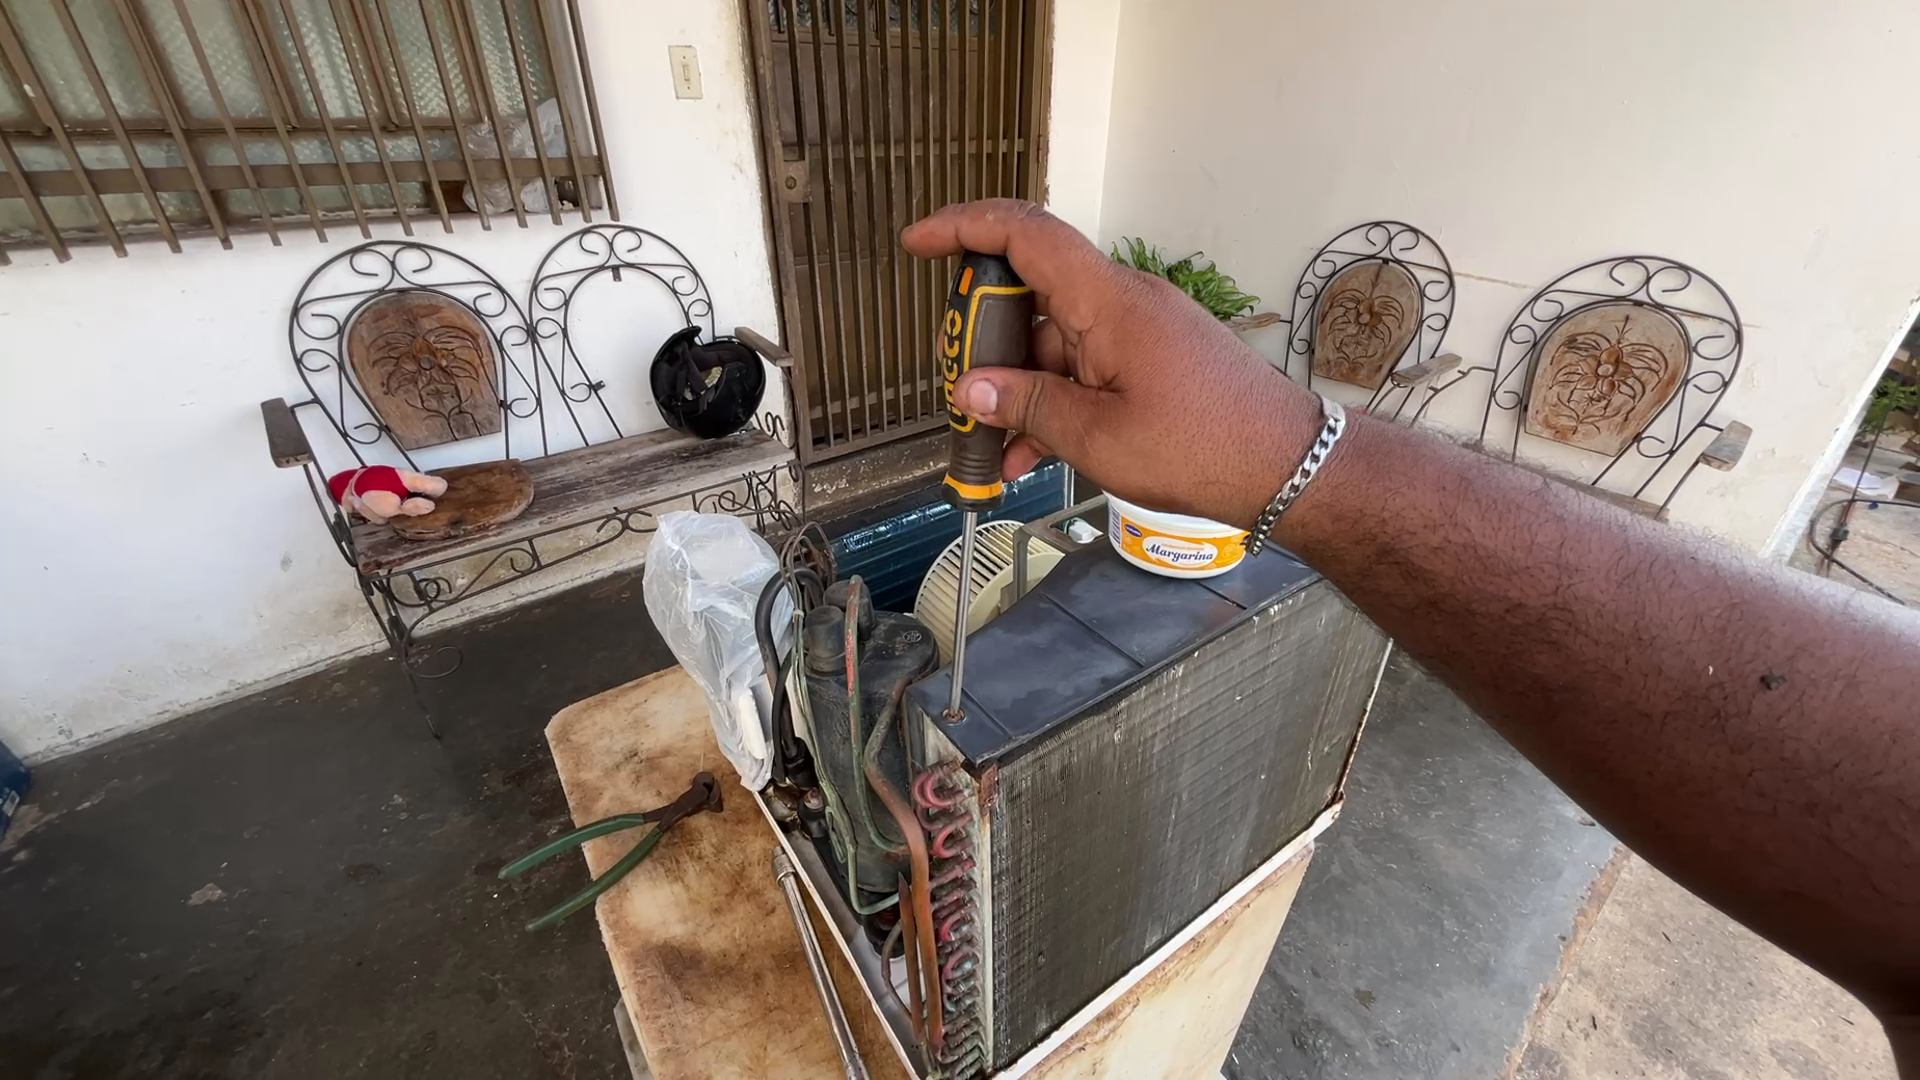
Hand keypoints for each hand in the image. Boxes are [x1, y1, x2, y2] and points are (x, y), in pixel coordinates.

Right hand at [902, 200, 1322, 528]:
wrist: (1285, 467)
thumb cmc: (1196, 447)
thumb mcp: (1096, 436)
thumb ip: (1027, 405)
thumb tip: (968, 389)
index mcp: (1106, 301)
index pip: (1025, 234)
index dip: (964, 227)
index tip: (918, 244)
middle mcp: (1118, 303)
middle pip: (1030, 296)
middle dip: (984, 342)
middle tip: (958, 390)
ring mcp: (1134, 333)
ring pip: (1053, 345)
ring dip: (1017, 391)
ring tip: (988, 445)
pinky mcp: (1146, 362)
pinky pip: (1084, 371)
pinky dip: (1053, 405)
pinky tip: (1026, 457)